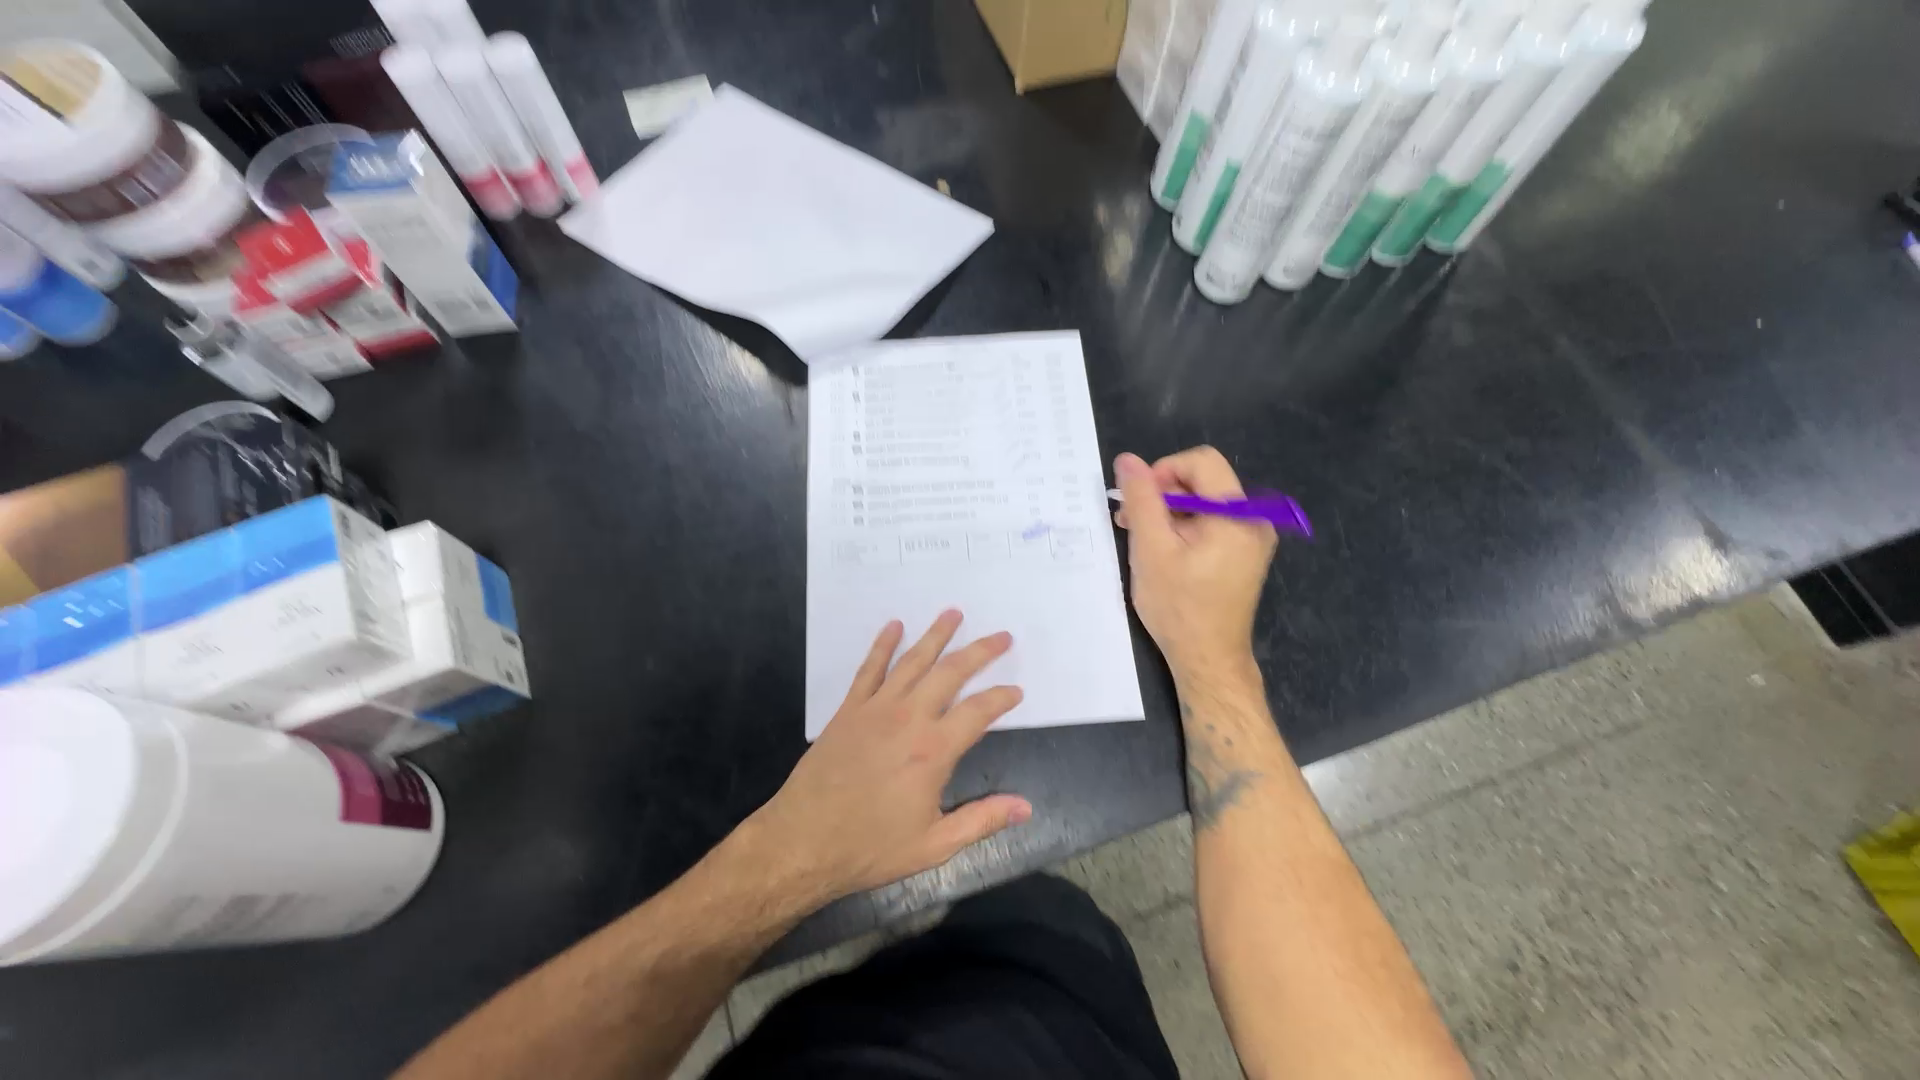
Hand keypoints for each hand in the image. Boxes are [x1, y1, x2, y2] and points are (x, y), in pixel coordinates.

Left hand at [749, 611, 1031, 902]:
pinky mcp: (848, 710)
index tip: (1016, 691)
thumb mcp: (934, 845)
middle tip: (1002, 636)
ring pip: (912, 662)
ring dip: (936, 635)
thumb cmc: (870, 847)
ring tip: (954, 614)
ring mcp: (875, 709)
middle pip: (950, 673)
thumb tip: (1025, 806)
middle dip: (980, 652)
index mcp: (933, 751)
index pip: (979, 712)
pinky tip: (893, 626)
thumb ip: (982, 820)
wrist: (803, 841)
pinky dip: (882, 645)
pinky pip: (869, 669)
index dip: (1001, 698)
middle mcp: (908, 719)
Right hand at [1114, 447, 1276, 683]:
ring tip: (1142, 540)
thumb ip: (1141, 499)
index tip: (1139, 502)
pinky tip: (1162, 552)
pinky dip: (1184, 528)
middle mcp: (1253, 519)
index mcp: (1236, 514)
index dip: (1163, 471)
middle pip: (1203, 480)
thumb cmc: (1178, 607)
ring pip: (1204, 502)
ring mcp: (1252, 538)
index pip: (1201, 461)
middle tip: (1130, 522)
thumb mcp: (1151, 549)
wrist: (1208, 659)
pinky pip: (1212, 523)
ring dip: (1169, 513)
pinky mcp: (1244, 554)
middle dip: (1162, 494)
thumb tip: (1127, 460)